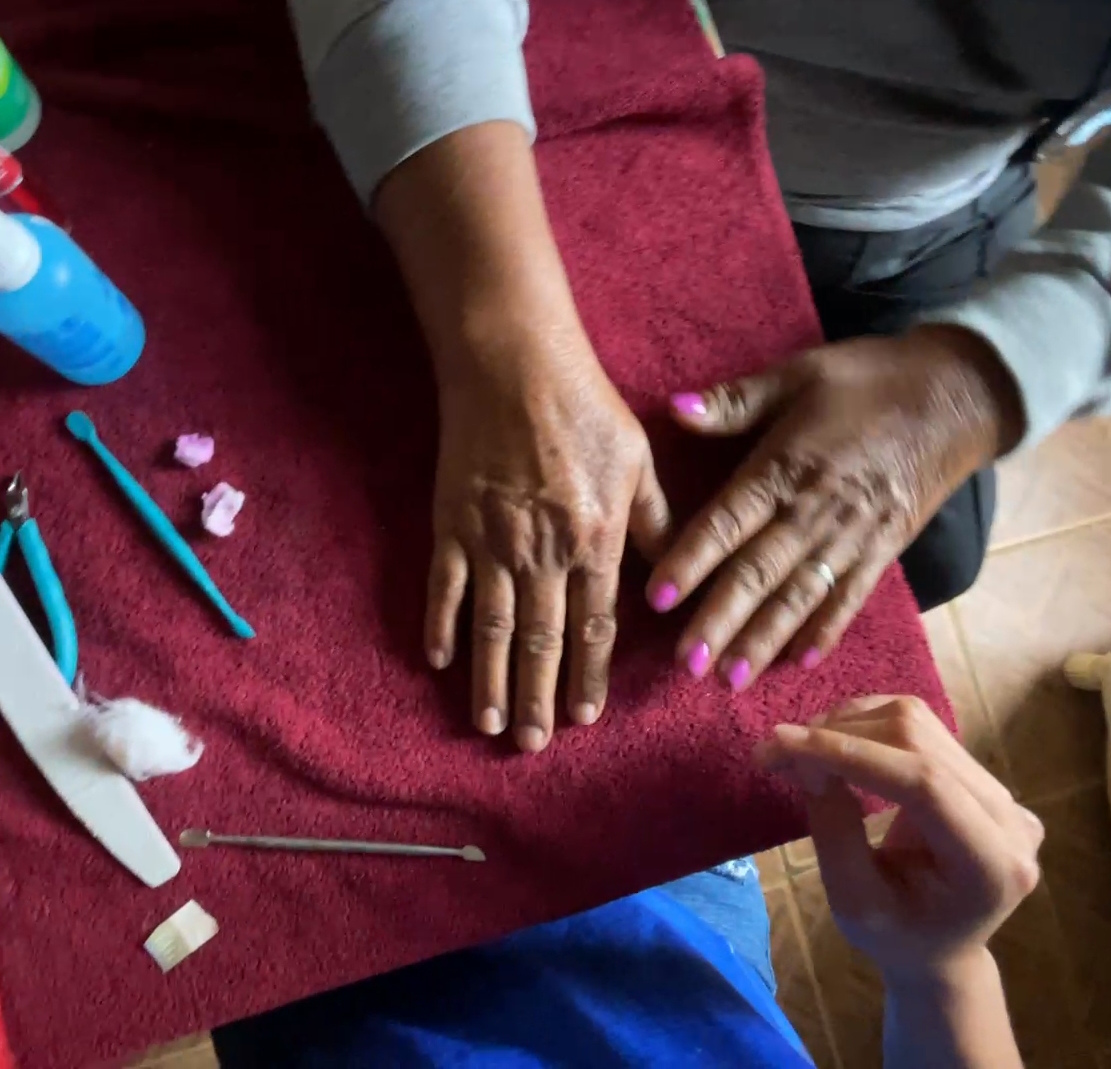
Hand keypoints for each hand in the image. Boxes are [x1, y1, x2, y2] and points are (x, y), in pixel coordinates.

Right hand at [426, 326, 670, 751]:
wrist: (513, 364)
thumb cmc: (584, 406)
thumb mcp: (638, 459)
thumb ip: (654, 523)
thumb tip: (671, 577)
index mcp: (597, 539)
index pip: (595, 627)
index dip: (589, 678)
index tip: (584, 720)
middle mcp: (545, 553)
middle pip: (543, 641)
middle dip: (539, 697)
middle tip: (532, 744)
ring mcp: (492, 543)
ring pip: (494, 628)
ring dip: (492, 680)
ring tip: (490, 724)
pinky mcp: (451, 525)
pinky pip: (444, 588)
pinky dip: (440, 625)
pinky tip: (439, 661)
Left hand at [647, 327, 1019, 687]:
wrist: (961, 393)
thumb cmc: (867, 380)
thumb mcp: (797, 374)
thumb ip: (734, 400)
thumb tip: (672, 407)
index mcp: (786, 468)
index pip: (728, 523)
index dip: (690, 561)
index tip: (656, 599)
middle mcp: (815, 511)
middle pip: (758, 573)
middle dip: (720, 621)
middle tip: (685, 663)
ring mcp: (853, 537)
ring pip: (799, 597)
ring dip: (763, 639)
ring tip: (730, 679)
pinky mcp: (883, 551)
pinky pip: (849, 598)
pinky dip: (824, 631)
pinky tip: (798, 663)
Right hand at [759, 696, 1042, 984]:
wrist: (937, 945)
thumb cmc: (894, 935)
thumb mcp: (852, 899)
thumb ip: (833, 826)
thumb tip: (806, 757)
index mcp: (990, 864)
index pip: (922, 783)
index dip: (847, 752)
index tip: (778, 741)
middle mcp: (1009, 817)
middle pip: (916, 741)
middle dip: (835, 735)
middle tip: (773, 751)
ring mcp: (998, 789)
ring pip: (913, 720)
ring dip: (843, 723)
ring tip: (799, 748)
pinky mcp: (976, 771)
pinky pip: (915, 722)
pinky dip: (860, 722)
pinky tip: (831, 743)